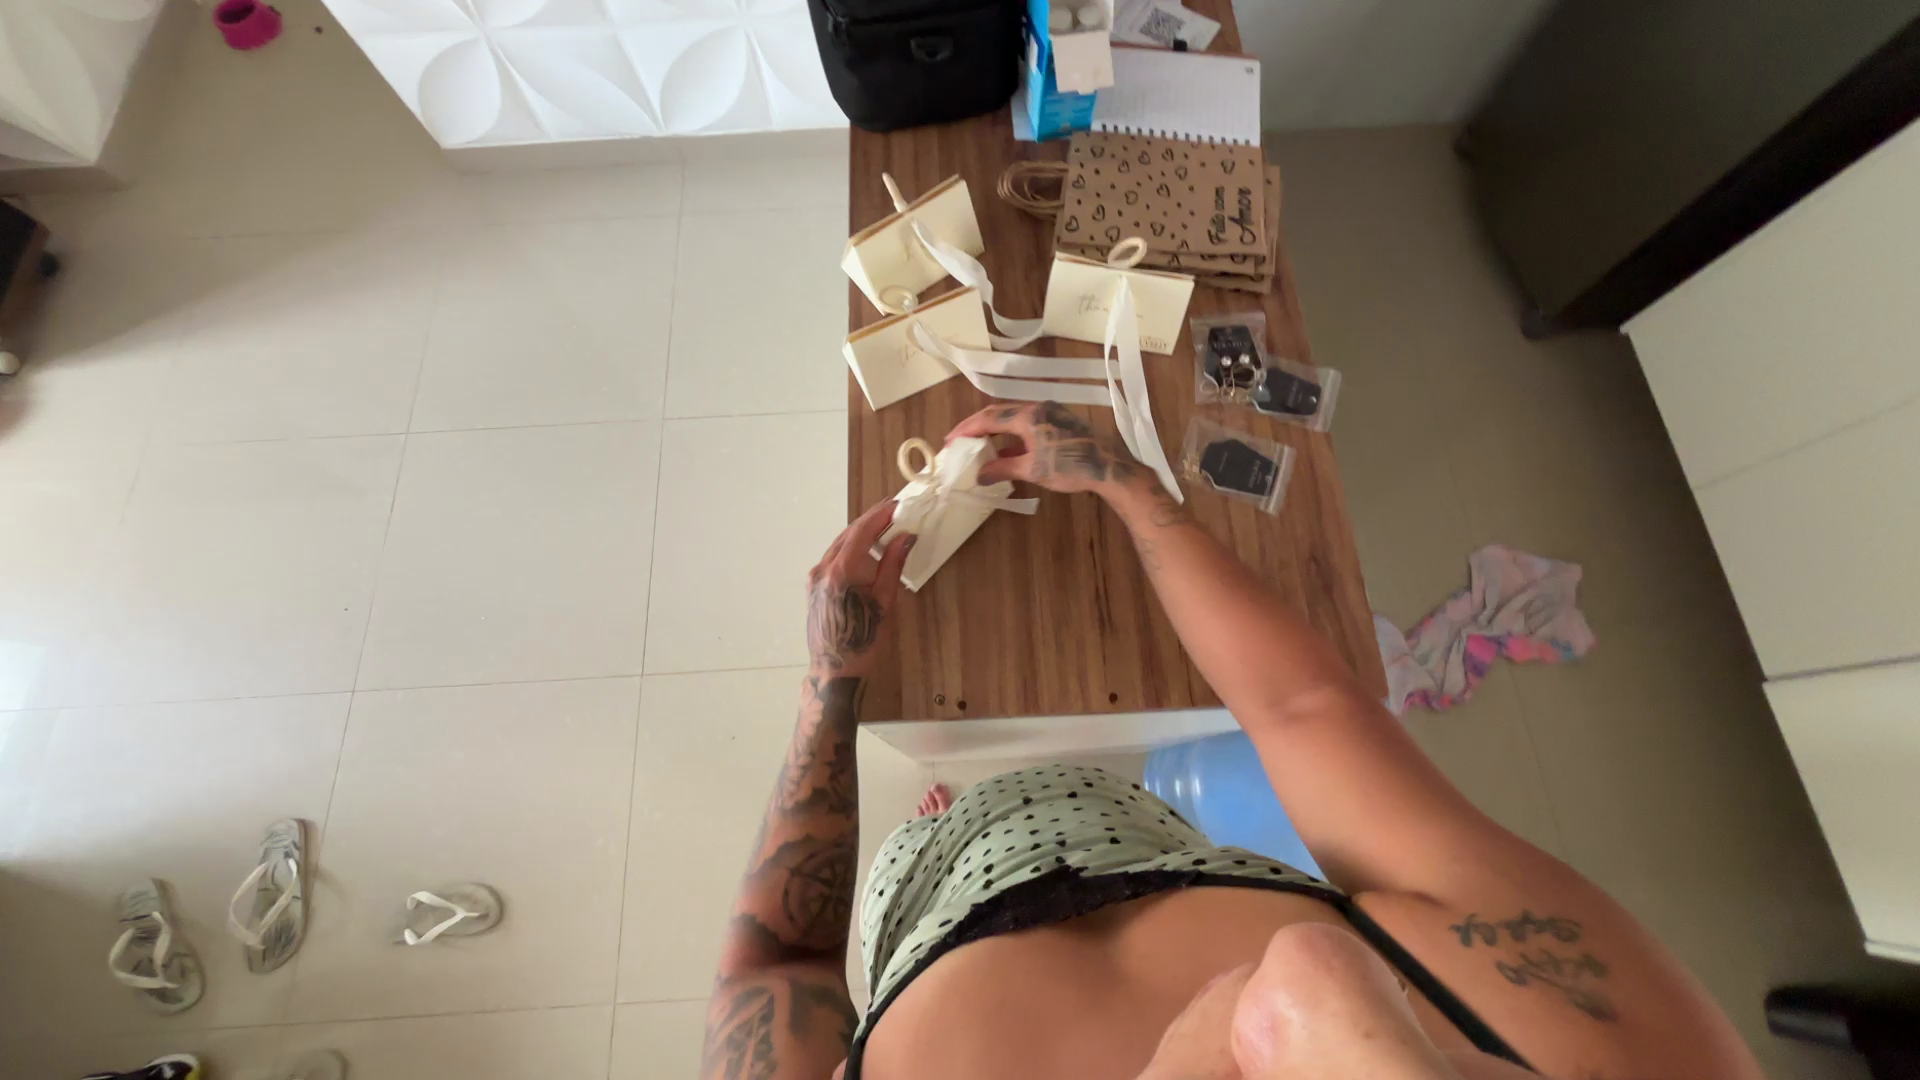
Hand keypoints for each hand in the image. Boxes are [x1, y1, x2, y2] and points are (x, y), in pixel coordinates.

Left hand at [806, 499, 914, 677]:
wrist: (835, 671)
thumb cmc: (864, 640)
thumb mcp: (884, 602)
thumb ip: (892, 565)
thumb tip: (905, 538)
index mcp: (840, 572)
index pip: (860, 532)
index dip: (879, 516)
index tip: (896, 505)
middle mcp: (822, 570)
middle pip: (847, 535)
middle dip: (870, 522)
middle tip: (892, 511)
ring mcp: (814, 578)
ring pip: (839, 545)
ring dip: (860, 534)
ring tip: (883, 528)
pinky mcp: (813, 586)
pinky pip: (833, 558)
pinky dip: (850, 550)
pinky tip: (865, 551)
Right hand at [948, 401, 1149, 496]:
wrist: (1109, 467)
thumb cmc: (1070, 467)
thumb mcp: (1033, 470)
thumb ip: (1003, 469)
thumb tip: (979, 475)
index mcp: (1028, 416)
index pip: (989, 418)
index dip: (967, 429)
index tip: (950, 441)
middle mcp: (1037, 408)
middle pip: (999, 414)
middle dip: (977, 428)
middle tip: (960, 442)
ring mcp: (1050, 413)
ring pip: (1013, 418)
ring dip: (994, 432)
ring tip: (978, 447)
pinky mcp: (1059, 422)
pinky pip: (1027, 424)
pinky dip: (1011, 436)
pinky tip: (1005, 452)